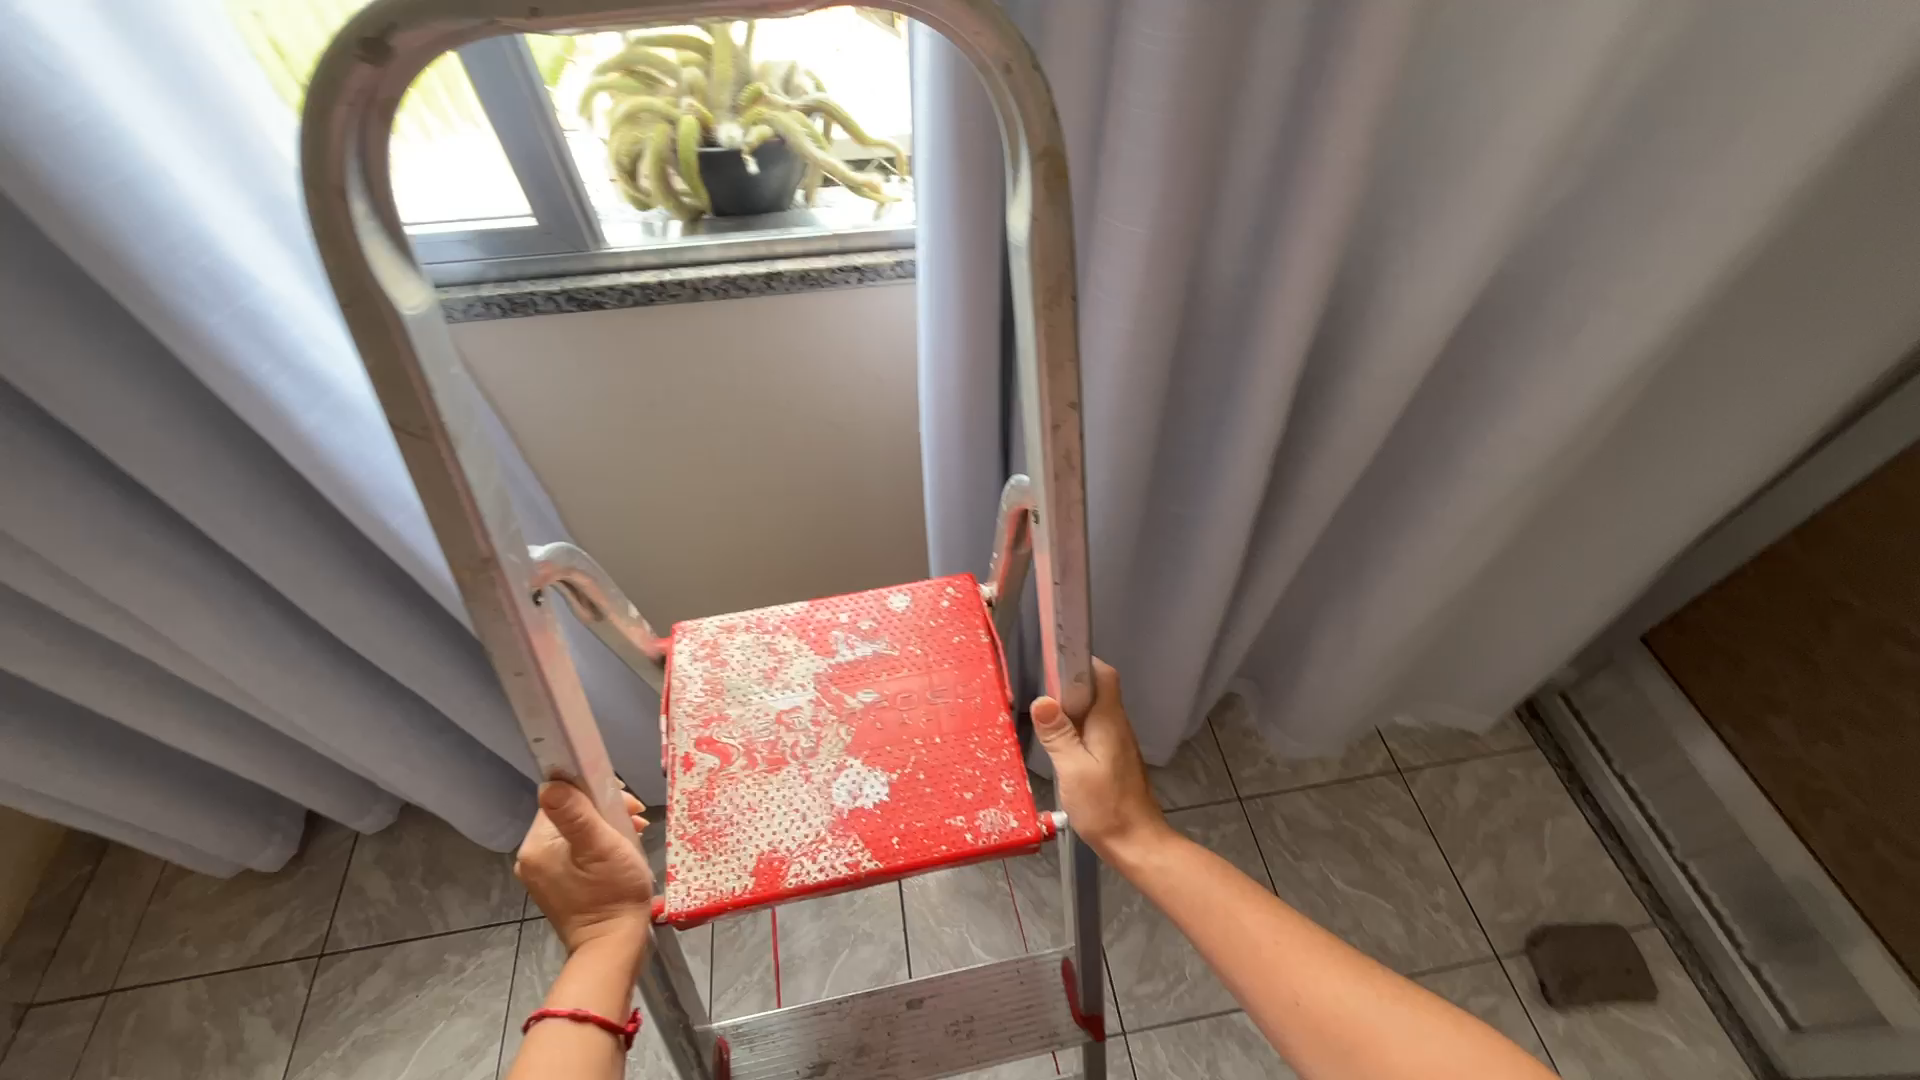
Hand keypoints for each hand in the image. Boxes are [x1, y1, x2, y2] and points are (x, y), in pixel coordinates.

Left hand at [515, 782, 654, 955]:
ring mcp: (544, 872)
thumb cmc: (612, 892)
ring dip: (608, 824)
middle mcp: (532, 858)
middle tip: (637, 816)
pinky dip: (601, 842)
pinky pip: (578, 848)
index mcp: (536, 847)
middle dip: (605, 808)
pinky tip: (623, 847)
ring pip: (577, 830)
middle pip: (570, 813)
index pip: (561, 799)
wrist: (614, 944)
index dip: (594, 791)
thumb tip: (549, 782)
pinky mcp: (559, 883)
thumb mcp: (599, 846)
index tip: (626, 800)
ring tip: (637, 830)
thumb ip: (575, 814)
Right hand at [1031, 658, 1171, 860]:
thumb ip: (1058, 734)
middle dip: (1069, 689)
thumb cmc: (1105, 808)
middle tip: (1042, 701)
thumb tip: (1042, 700)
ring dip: (1071, 712)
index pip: (1102, 674)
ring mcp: (1118, 742)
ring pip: (1094, 712)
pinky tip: (1060, 748)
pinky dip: (1076, 731)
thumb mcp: (1073, 770)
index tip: (1054, 666)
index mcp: (1108, 721)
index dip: (1080, 663)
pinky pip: (1094, 731)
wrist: (1136, 844)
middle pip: (1096, 691)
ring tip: (1046, 724)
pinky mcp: (1114, 758)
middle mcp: (1117, 725)